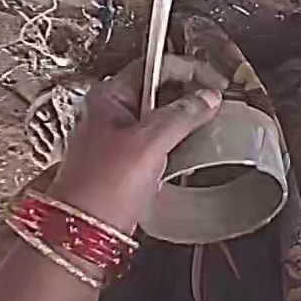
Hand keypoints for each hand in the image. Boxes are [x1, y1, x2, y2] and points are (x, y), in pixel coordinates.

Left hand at [46, 62, 221, 231]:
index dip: (187, 69)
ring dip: (187, 116)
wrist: (84, 234)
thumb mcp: (150, 142)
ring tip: (212, 119)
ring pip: (161, 114)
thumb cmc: (104, 186)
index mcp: (109, 98)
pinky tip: (197, 144)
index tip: (213, 80)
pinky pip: (160, 139)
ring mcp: (119, 137)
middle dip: (190, 92)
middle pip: (159, 88)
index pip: (154, 66)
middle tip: (217, 98)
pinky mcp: (129, 161)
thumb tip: (209, 97)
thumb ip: (183, 115)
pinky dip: (180, 137)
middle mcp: (111, 113)